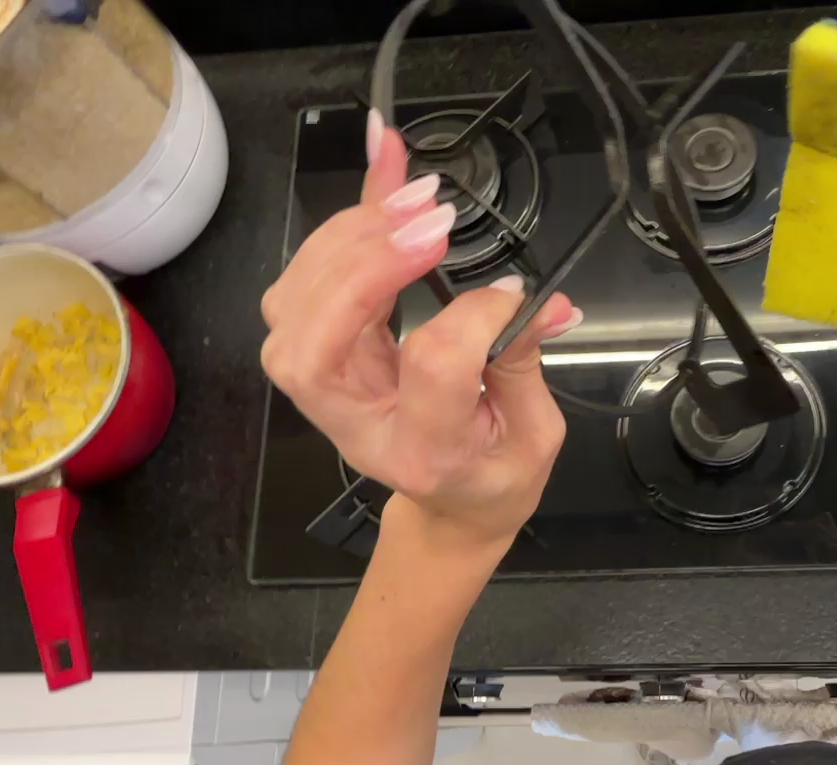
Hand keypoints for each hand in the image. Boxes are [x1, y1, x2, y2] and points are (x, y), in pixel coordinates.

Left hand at [260, 110, 581, 548]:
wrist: (452, 506)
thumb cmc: (498, 478)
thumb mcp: (536, 435)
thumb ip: (526, 364)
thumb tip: (541, 297)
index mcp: (424, 453)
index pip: (432, 366)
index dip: (474, 314)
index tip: (517, 294)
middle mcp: (357, 425)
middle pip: (324, 334)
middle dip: (374, 260)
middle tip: (437, 214)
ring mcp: (326, 396)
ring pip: (295, 304)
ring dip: (349, 236)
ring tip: (411, 195)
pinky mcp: (318, 362)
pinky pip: (301, 288)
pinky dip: (336, 231)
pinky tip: (378, 186)